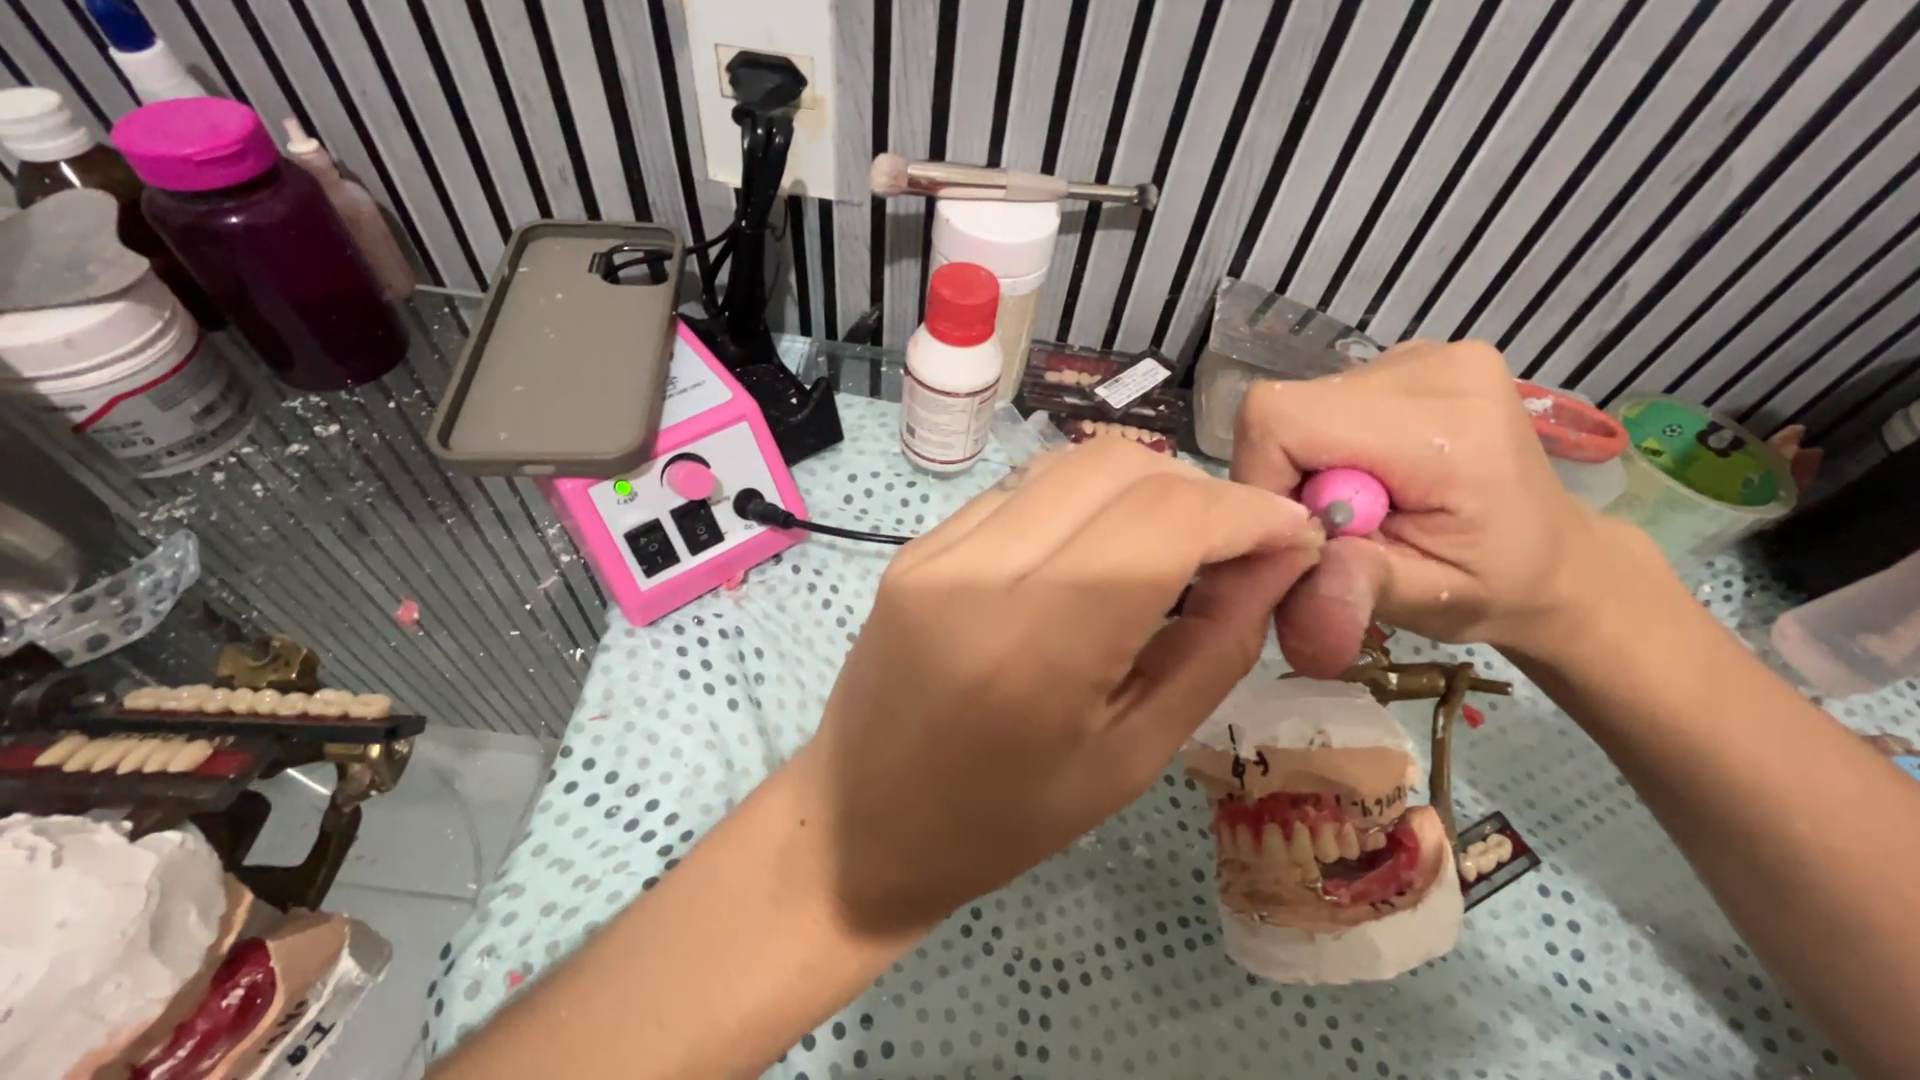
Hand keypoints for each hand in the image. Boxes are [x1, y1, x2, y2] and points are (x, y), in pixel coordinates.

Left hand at [797, 438, 1324, 934]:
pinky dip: (1080, 505)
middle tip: (1234, 551)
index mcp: (1040, 640)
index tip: (1295, 536)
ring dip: (1142, 489)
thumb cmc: (1003, 822)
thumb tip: (1273, 563)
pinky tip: (1093, 556)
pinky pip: (1021, 492)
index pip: (1167, 518)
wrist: (860, 825)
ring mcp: (937, 549)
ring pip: (1068, 464)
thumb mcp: (1132, 757)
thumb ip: (1212, 650)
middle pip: (1119, 465)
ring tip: (1171, 552)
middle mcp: (981, 570)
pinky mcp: (916, 547)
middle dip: (1200, 492)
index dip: (1248, 512)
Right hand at [1232, 340, 1657, 674]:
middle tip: (1332, 528)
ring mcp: (1425, 354)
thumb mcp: (1426, 603)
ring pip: (1298, 402)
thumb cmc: (1494, 588)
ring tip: (1357, 505)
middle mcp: (1435, 369)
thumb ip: (1351, 585)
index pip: (1282, 418)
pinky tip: (1370, 476)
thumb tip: (1273, 578)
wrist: (1555, 558)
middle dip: (1284, 476)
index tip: (1296, 532)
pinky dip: (1325, 445)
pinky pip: (1324, 397)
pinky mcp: (1413, 357)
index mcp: (1445, 428)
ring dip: (1304, 463)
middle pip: (1283, 408)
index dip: (1262, 476)